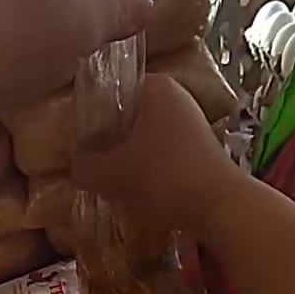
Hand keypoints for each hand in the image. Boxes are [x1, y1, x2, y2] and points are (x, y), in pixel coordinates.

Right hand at [72, 74, 243, 235]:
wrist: (220, 207)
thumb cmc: (163, 178)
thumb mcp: (112, 174)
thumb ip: (86, 166)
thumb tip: (74, 166)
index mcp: (154, 86)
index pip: (111, 91)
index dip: (91, 116)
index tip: (79, 141)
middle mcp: (177, 98)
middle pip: (130, 116)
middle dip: (111, 140)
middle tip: (92, 163)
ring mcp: (193, 125)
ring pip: (148, 138)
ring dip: (131, 158)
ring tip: (112, 180)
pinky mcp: (203, 152)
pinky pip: (166, 156)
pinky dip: (151, 170)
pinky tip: (140, 191)